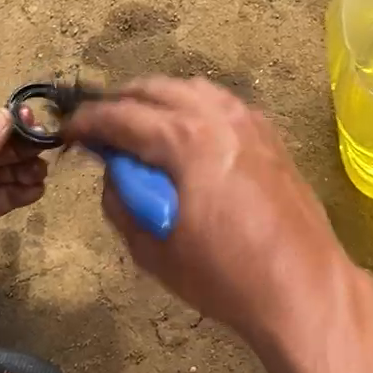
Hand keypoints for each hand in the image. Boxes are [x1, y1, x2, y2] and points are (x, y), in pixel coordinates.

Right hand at [63, 77, 354, 346]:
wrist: (302, 285)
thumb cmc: (224, 276)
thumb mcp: (153, 249)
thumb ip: (122, 200)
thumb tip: (113, 170)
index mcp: (184, 140)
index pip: (121, 115)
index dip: (88, 121)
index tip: (70, 132)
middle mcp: (216, 116)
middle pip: (155, 89)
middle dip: (120, 103)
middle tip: (101, 131)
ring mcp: (247, 119)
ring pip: (190, 87)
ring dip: (158, 99)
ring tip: (141, 128)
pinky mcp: (268, 131)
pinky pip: (220, 101)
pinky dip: (193, 105)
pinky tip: (187, 132)